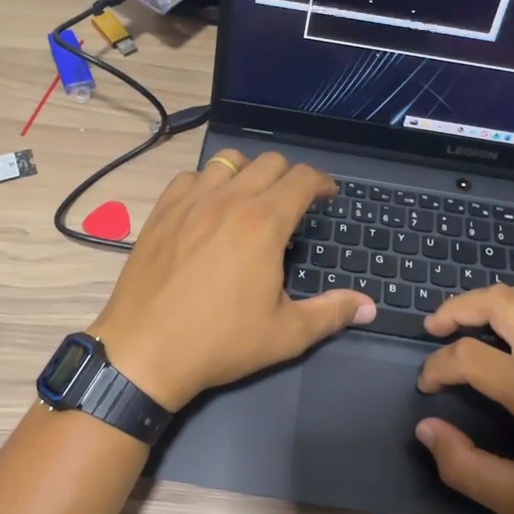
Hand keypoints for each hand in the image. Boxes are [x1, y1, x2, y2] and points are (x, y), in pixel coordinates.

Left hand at [87, 149, 375, 411]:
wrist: (145, 352)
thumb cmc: (220, 342)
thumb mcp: (285, 334)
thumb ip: (331, 313)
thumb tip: (368, 306)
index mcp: (264, 222)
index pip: (302, 179)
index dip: (322, 183)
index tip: (327, 196)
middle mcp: (229, 199)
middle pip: (269, 162)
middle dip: (290, 177)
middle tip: (295, 203)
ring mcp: (190, 201)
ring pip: (228, 161)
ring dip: (249, 173)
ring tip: (252, 199)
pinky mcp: (162, 212)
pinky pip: (190, 176)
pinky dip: (208, 182)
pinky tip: (209, 206)